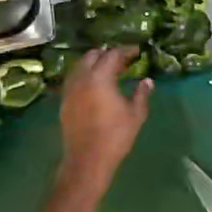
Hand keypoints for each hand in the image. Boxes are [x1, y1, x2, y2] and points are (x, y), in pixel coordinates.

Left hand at [57, 47, 152, 196]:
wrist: (87, 160)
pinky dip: (85, 76)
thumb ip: (141, 94)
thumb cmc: (115, 136)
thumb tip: (147, 81)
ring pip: (79, 66)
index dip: (125, 51)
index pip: (112, 55)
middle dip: (107, 54)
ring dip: (94, 64)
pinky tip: (95, 86)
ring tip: (109, 71)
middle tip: (122, 61)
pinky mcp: (64, 102)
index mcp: (99, 78)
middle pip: (92, 56)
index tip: (137, 52)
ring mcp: (70, 90)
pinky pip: (74, 80)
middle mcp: (81, 79)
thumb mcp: (135, 114)